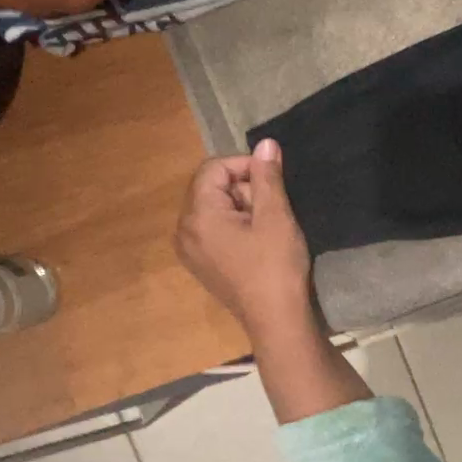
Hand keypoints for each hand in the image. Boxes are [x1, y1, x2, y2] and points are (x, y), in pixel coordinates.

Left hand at [175, 138, 313, 335]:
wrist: (276, 317)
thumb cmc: (276, 265)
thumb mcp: (276, 217)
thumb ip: (267, 178)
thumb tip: (266, 144)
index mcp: (198, 215)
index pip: (213, 169)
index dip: (245, 166)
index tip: (275, 179)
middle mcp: (184, 230)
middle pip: (211, 188)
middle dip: (244, 189)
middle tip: (275, 208)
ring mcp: (190, 250)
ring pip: (213, 210)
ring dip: (242, 208)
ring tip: (270, 226)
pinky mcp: (201, 264)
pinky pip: (213, 230)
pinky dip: (235, 226)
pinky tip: (258, 242)